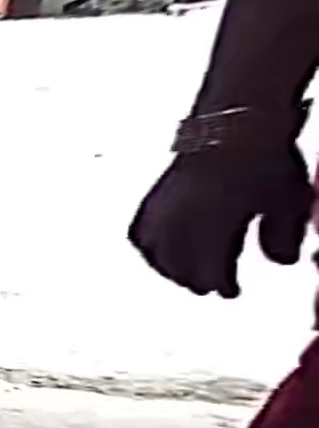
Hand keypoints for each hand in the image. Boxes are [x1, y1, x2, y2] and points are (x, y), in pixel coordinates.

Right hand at [129, 145, 311, 297]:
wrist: (228, 134)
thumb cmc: (260, 165)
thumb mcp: (286, 201)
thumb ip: (281, 234)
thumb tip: (283, 260)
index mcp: (211, 227)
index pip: (209, 268)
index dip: (220, 283)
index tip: (230, 293)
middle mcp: (177, 224)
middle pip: (178, 264)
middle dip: (191, 279)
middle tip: (204, 289)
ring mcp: (158, 214)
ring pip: (154, 253)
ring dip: (165, 267)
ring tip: (177, 275)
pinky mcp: (149, 204)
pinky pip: (140, 236)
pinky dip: (147, 248)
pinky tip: (152, 251)